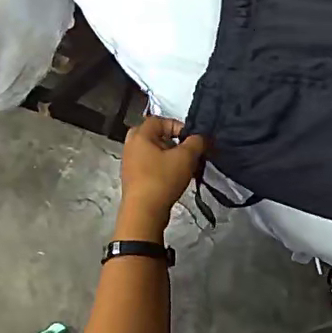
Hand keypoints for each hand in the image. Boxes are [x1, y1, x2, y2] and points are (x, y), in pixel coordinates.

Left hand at [117, 116, 206, 236]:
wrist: (144, 212)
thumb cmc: (162, 179)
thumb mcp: (185, 157)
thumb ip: (196, 142)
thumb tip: (201, 138)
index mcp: (140, 135)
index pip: (160, 120)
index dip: (178, 126)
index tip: (192, 139)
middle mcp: (131, 146)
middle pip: (155, 135)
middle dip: (174, 141)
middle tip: (186, 150)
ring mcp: (130, 163)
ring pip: (153, 151)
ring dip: (170, 156)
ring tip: (184, 166)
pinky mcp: (133, 178)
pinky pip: (150, 165)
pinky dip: (163, 167)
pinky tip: (175, 178)